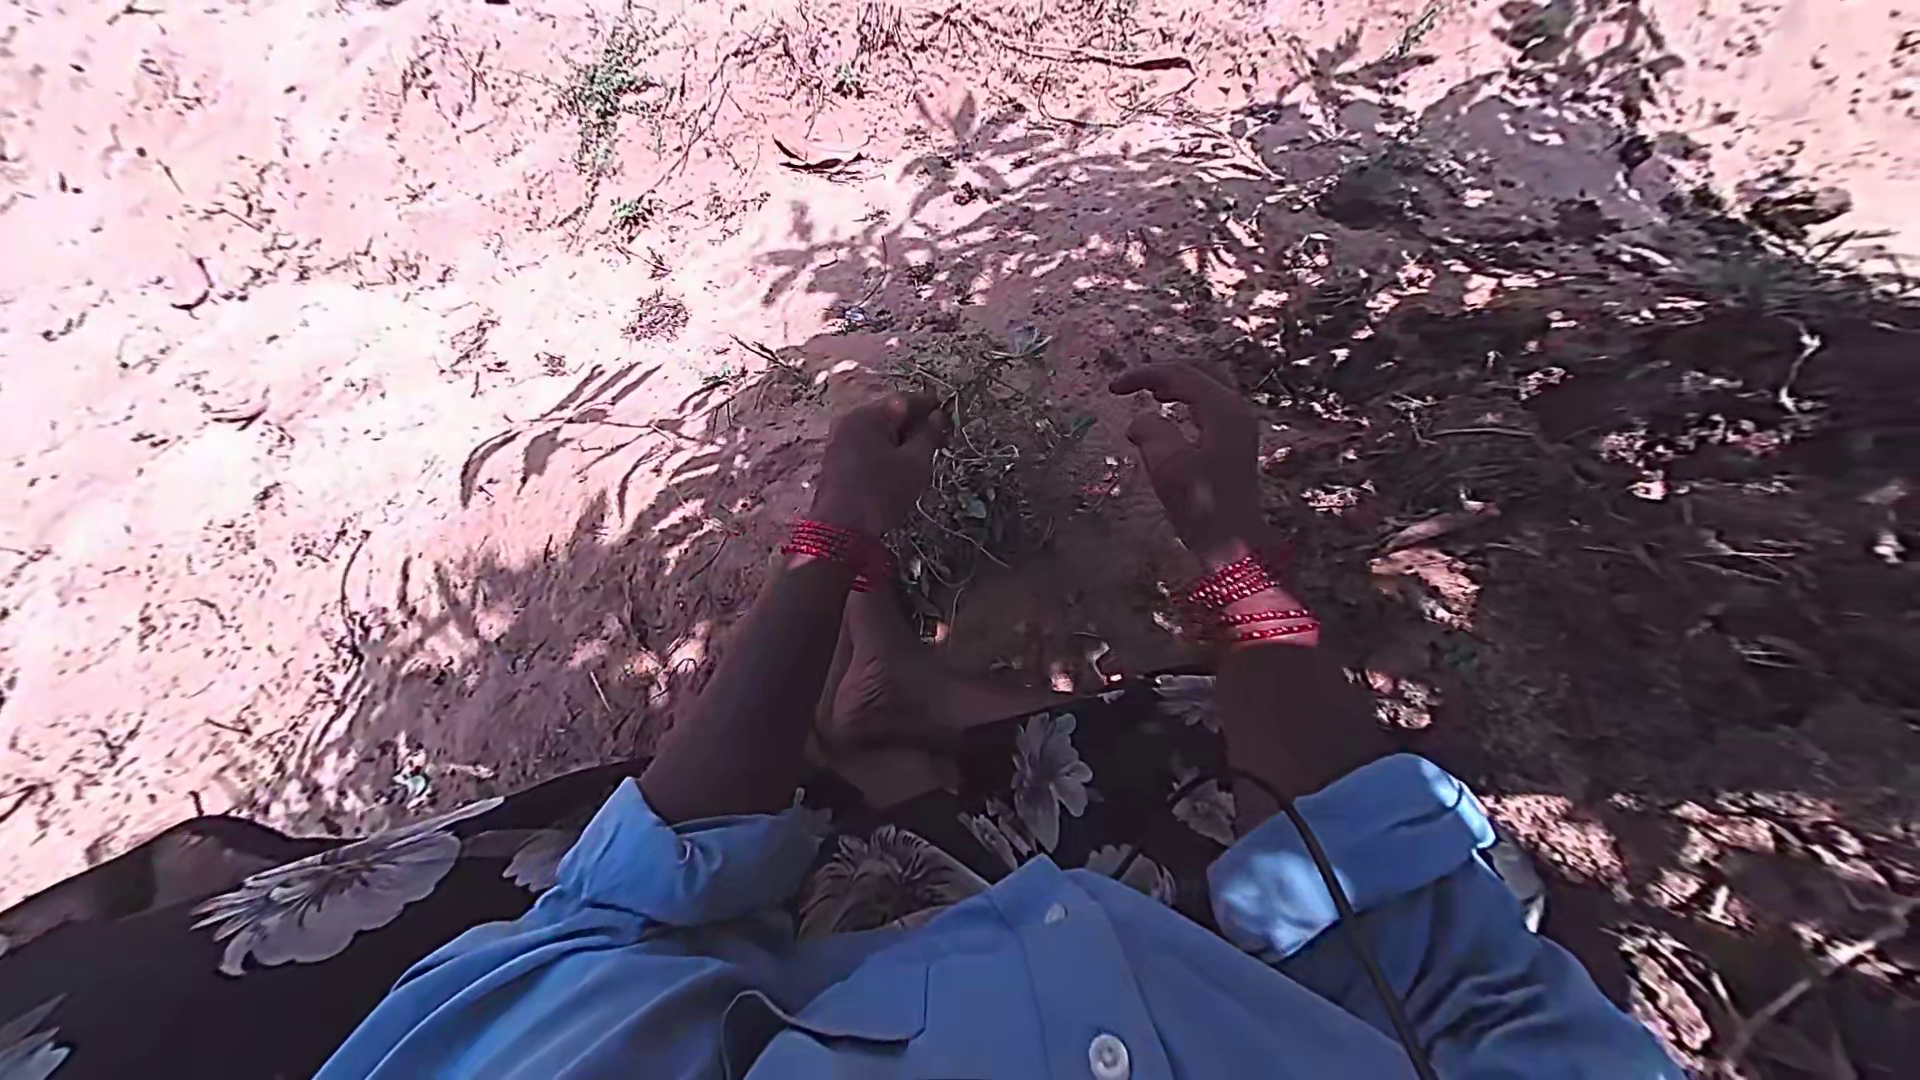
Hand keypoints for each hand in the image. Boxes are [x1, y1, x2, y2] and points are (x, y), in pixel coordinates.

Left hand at [810, 394, 950, 535]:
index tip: (950, 415)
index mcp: (868, 415)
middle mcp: (849, 421)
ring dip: (902, 440)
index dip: (931, 406)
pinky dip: (886, 451)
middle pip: (890, 415)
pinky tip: (900, 466)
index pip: (905, 400)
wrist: (841, 530)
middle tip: (941, 439)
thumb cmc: (882, 493)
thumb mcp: (915, 463)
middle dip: (916, 425)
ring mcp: (839, 441)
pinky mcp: (836, 461)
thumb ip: (929, 435)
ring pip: (879, 432)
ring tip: (923, 456)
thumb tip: (938, 417)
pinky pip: (867, 446)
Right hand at [1110, 363, 1263, 567]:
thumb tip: (1139, 421)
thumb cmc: (1201, 507)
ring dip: (1176, 383)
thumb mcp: (1169, 467)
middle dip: (1162, 372)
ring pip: (1207, 385)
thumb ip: (1151, 432)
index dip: (1144, 375)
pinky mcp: (1232, 442)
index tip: (1113, 388)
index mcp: (1223, 411)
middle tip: (1131, 385)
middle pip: (1199, 370)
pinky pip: (1209, 403)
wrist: (1231, 543)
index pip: (1181, 375)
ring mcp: (1237, 426)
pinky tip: (1169, 413)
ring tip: (1149, 393)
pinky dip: (1186, 398)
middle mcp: (1236, 410)